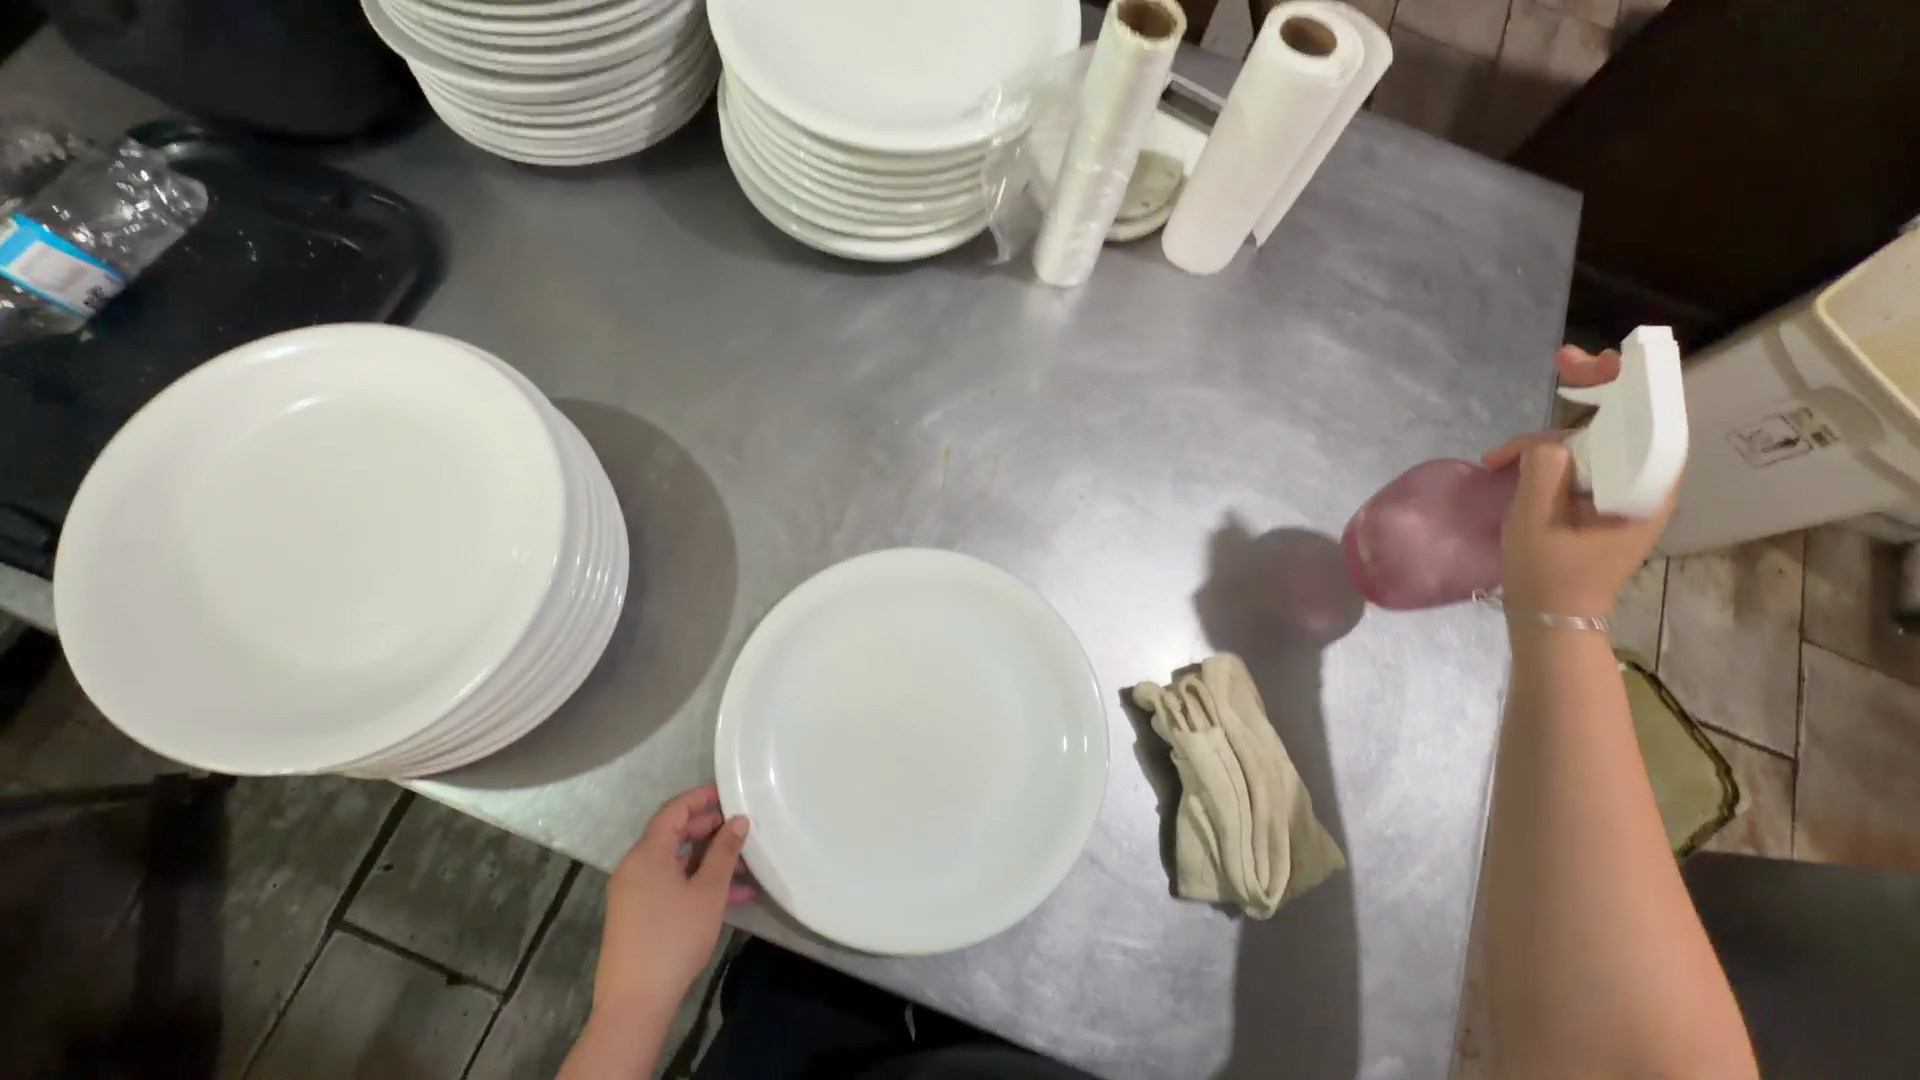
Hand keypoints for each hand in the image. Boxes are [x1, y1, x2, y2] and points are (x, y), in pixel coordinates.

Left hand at [593, 785, 752, 1021]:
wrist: (635, 1001)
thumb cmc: (674, 936)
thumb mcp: (708, 891)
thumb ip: (725, 852)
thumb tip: (738, 820)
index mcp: (647, 853)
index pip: (674, 810)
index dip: (700, 797)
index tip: (728, 793)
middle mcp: (634, 866)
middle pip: (673, 834)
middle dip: (709, 829)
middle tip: (741, 828)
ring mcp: (633, 893)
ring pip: (675, 863)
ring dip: (708, 861)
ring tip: (745, 865)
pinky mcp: (636, 915)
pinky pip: (669, 885)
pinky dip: (696, 883)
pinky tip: (731, 897)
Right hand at [1494, 346, 1671, 615]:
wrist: (1552, 622)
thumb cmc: (1548, 575)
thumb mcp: (1536, 520)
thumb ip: (1545, 467)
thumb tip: (1546, 440)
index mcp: (1646, 489)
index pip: (1655, 417)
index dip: (1630, 380)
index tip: (1591, 362)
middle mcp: (1647, 486)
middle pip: (1632, 421)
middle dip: (1599, 389)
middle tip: (1563, 365)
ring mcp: (1626, 496)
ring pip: (1602, 442)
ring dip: (1557, 433)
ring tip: (1503, 451)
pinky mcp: (1604, 505)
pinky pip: (1588, 464)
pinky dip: (1552, 456)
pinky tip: (1513, 464)